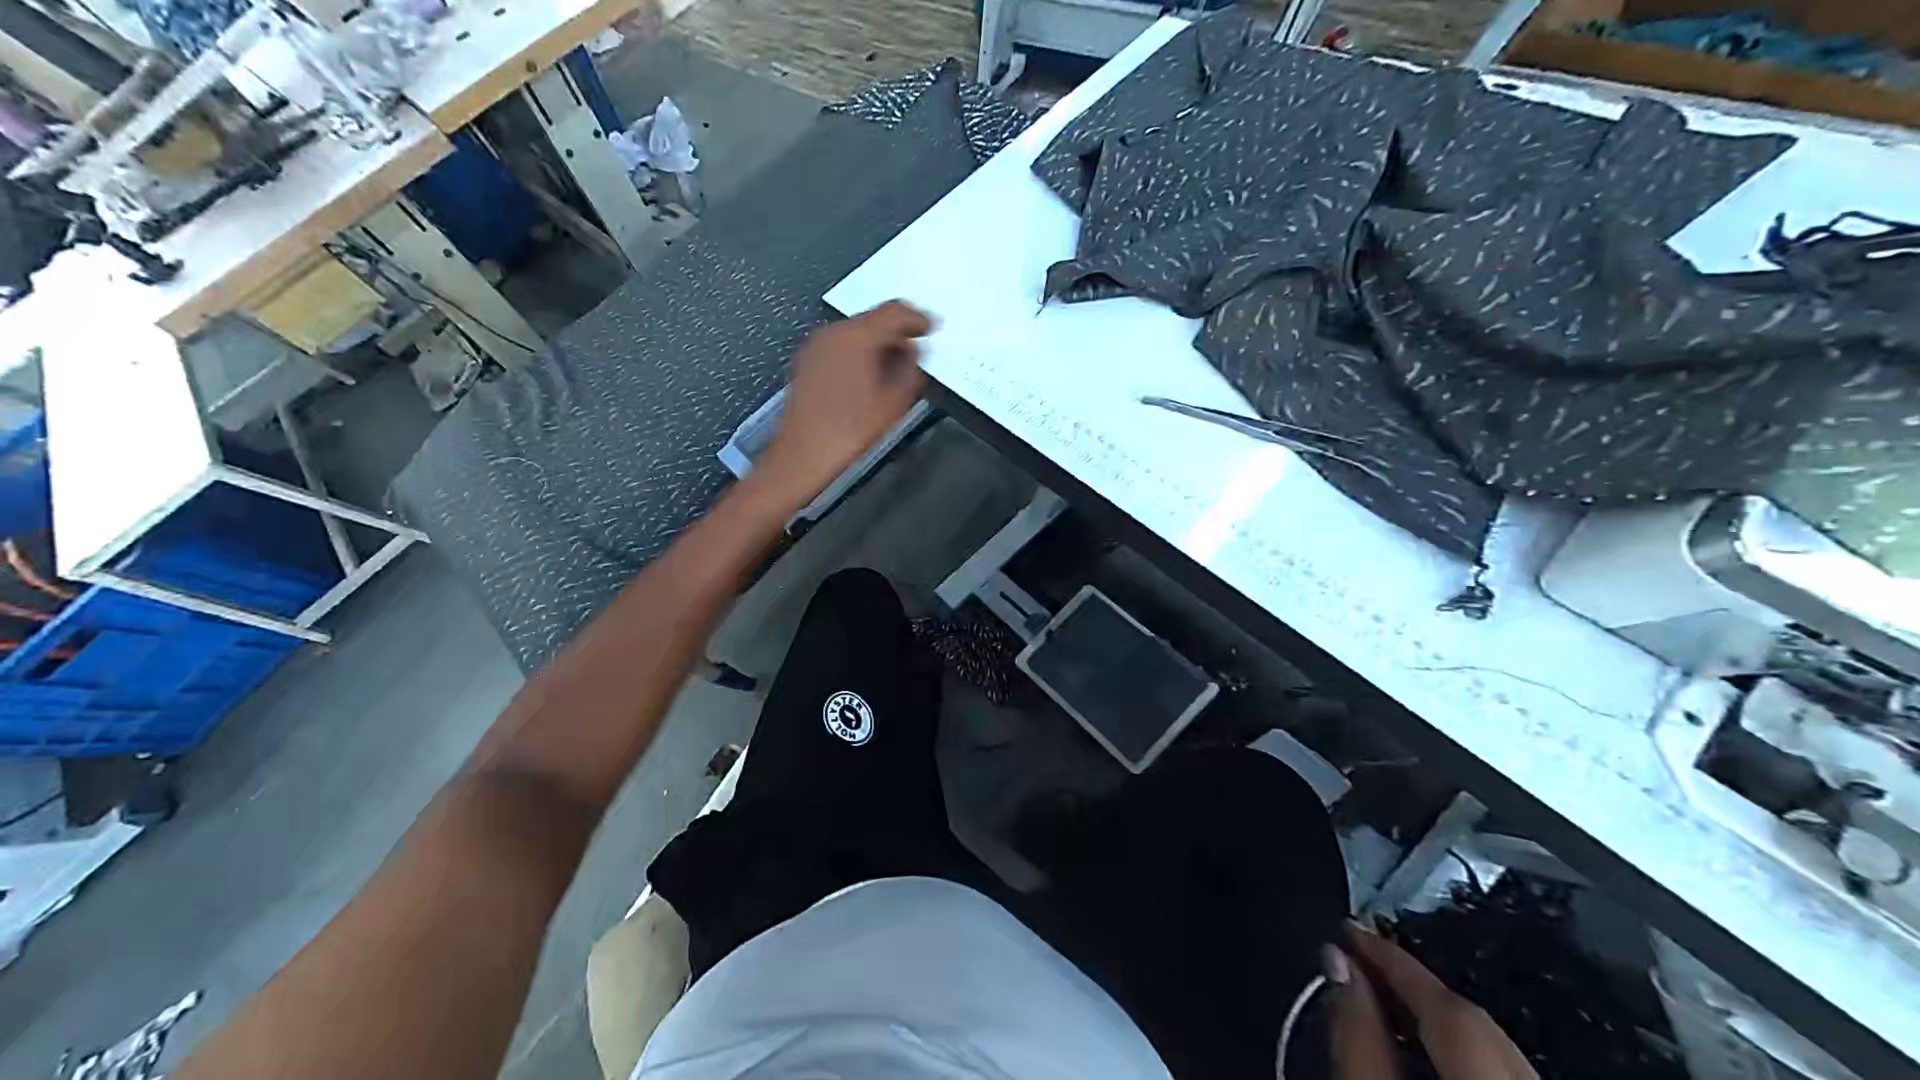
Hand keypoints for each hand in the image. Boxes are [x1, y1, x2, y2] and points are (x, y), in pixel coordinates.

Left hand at [759, 300, 932, 504]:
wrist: (804, 455)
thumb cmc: (844, 433)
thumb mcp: (895, 401)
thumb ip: (911, 369)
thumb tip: (914, 355)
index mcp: (856, 338)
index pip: (894, 311)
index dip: (917, 319)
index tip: (928, 328)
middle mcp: (832, 335)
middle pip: (873, 319)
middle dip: (898, 334)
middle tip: (916, 351)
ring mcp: (816, 347)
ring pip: (856, 333)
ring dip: (878, 346)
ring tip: (893, 372)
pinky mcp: (807, 362)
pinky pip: (840, 348)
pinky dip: (859, 356)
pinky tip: (868, 380)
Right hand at [1327, 922, 1536, 1079]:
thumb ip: (1356, 1036)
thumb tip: (1336, 962)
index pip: (1447, 1007)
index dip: (1393, 961)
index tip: (1350, 930)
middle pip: (1476, 1022)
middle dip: (1415, 985)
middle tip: (1360, 959)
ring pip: (1496, 1043)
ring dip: (1437, 1016)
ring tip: (1384, 998)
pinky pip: (1506, 1065)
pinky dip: (1463, 1045)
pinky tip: (1424, 1041)